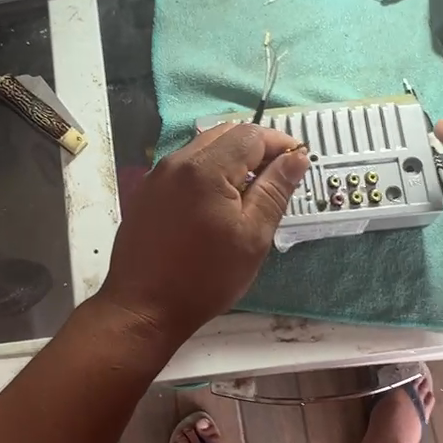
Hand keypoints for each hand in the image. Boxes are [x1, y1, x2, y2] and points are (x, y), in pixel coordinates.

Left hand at [100, 123, 309, 341]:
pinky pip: (184, 167)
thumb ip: (275, 190)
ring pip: (203, 148)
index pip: (251, 135)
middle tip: (278, 175)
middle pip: (224, 134)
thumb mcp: (252, 236)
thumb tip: (297, 157)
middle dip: (256, 147)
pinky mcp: (147, 192)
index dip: (280, 143)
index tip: (299, 160)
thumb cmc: (205, 277)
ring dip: (231, 158)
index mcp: (205, 168)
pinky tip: (218, 203)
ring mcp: (157, 176)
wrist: (143, 307)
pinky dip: (208, 172)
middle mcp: (177, 161)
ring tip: (251, 192)